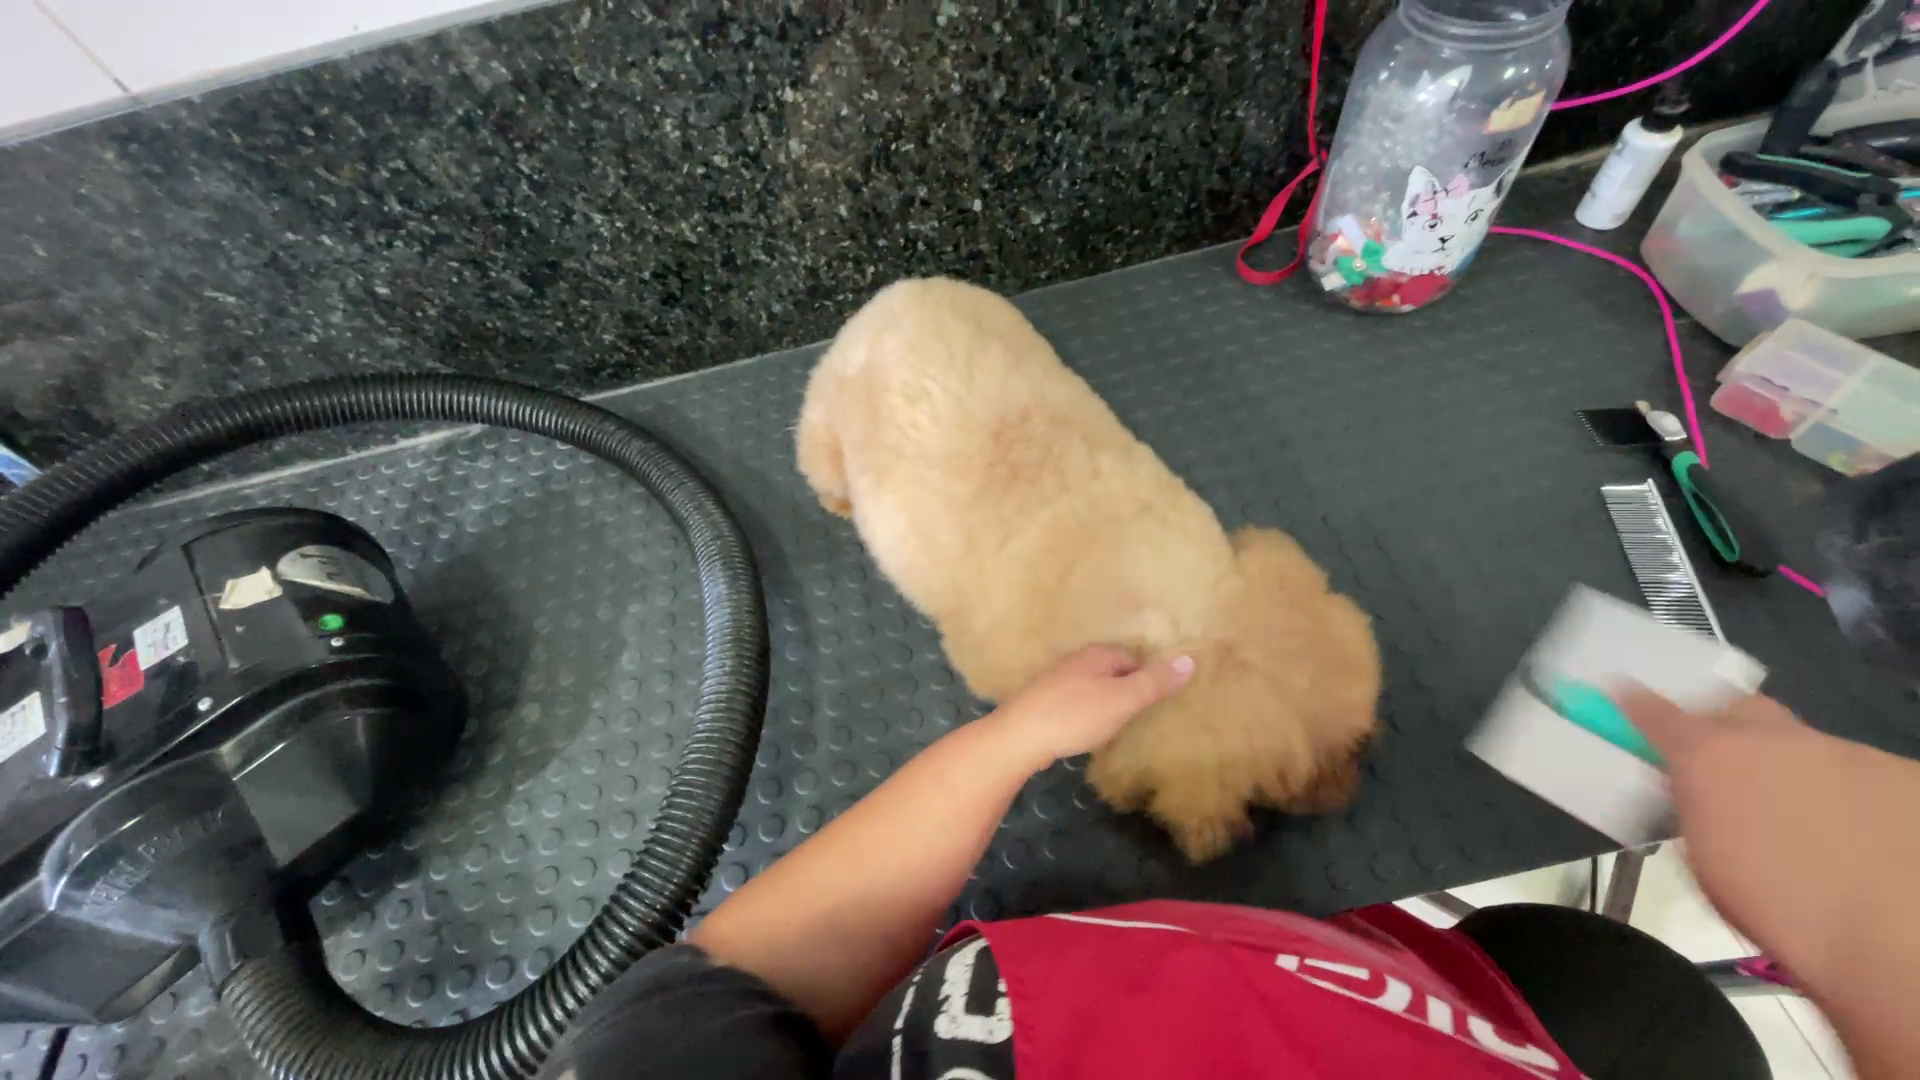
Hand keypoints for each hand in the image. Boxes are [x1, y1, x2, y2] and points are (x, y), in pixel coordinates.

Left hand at [985, 645, 1194, 769]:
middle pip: (1114, 672)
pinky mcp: (1045, 704)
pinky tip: (1090, 732)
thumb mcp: (1122, 699)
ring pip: (1094, 688)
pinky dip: (1088, 715)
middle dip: (1129, 689)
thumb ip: (1154, 682)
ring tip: (1121, 726)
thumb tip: (1190, 659)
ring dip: (1108, 703)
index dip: (1150, 678)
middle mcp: (1076, 662)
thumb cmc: (1074, 715)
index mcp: (1097, 655)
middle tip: (1145, 716)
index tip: (1162, 701)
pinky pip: (1077, 704)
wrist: (1019, 737)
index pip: (1135, 659)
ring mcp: (1057, 682)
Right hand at [1618, 689, 1919, 993]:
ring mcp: (1848, 755)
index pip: (1657, 712)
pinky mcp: (1907, 779)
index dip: (1636, 702)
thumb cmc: (1772, 905)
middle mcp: (1774, 741)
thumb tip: (1697, 792)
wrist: (1894, 943)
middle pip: (1741, 708)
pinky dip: (1857, 795)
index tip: (1621, 692)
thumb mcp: (1700, 853)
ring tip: (1809, 818)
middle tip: (1725, 758)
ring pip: (1809, 748)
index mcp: (1709, 755)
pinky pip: (1869, 776)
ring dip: (1797, 770)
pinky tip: (1864, 834)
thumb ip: (1692, 805)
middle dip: (1727, 725)